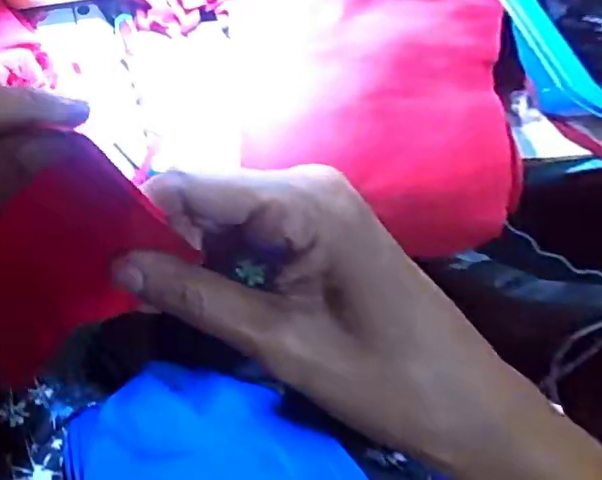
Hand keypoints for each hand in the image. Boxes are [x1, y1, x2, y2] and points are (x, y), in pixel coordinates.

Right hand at [116, 166, 601, 479]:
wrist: (487, 420)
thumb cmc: (394, 383)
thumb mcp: (283, 344)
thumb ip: (193, 296)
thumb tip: (115, 266)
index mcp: (301, 200)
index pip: (188, 184)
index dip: (145, 218)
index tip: (122, 265)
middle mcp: (299, 181)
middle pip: (199, 193)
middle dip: (167, 240)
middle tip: (145, 292)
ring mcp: (306, 196)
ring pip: (212, 208)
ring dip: (189, 251)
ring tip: (176, 297)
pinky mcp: (308, 216)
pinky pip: (237, 221)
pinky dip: (215, 255)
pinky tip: (214, 288)